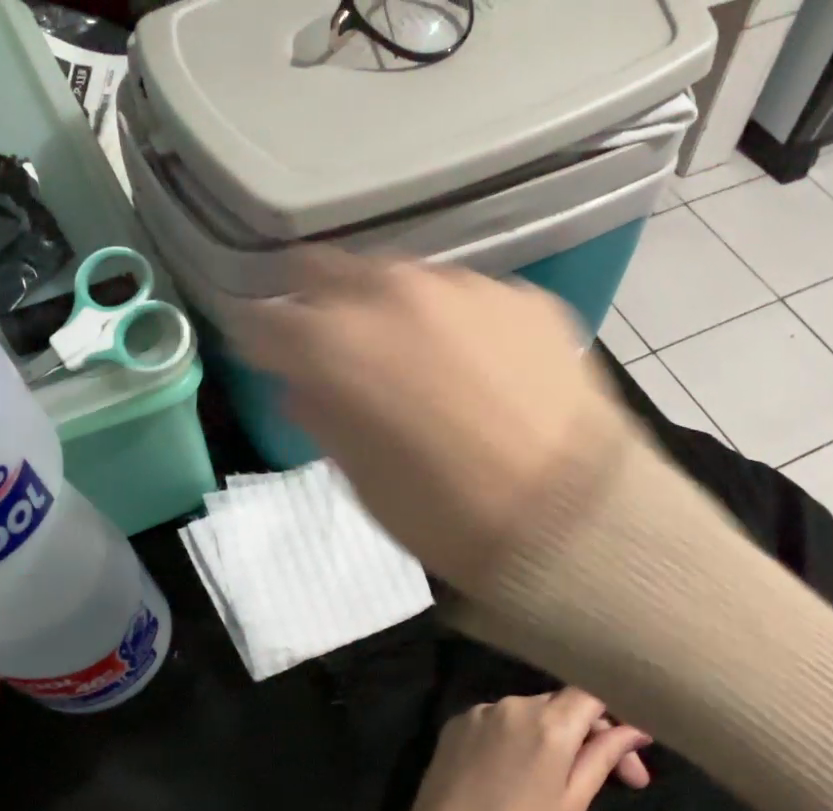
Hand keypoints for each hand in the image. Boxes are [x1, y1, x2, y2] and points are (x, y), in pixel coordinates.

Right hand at [224, 252, 622, 587]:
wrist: (571, 517)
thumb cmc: (449, 518)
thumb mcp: (364, 481)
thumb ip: (323, 418)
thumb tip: (304, 388)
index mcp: (334, 345)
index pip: (263, 320)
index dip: (260, 342)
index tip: (270, 361)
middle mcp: (391, 294)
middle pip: (324, 270)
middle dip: (316, 304)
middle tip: (330, 343)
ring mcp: (462, 286)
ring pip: (399, 277)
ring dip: (388, 308)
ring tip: (412, 354)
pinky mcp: (521, 297)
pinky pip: (467, 296)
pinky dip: (455, 322)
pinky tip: (479, 365)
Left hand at [375, 689, 651, 810]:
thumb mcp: (571, 807)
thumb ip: (603, 758)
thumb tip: (635, 729)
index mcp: (549, 723)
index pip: (594, 693)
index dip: (619, 719)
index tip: (631, 759)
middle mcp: (513, 704)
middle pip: (562, 703)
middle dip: (587, 734)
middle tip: (609, 778)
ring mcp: (479, 713)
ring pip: (528, 713)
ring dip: (549, 737)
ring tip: (554, 781)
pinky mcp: (454, 726)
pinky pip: (497, 722)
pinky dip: (514, 740)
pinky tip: (514, 775)